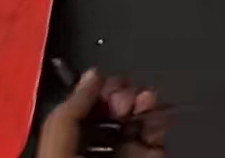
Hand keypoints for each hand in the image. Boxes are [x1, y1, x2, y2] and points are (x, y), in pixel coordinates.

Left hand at [39, 69, 168, 157]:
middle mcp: (94, 148)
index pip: (81, 106)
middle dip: (118, 91)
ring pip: (137, 110)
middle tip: (119, 99)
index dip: (92, 88)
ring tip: (138, 101)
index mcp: (65, 148)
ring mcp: (124, 152)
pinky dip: (158, 109)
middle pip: (112, 103)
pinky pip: (158, 124)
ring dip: (140, 96)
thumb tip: (91, 75)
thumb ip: (66, 117)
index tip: (98, 82)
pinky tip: (150, 105)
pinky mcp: (150, 155)